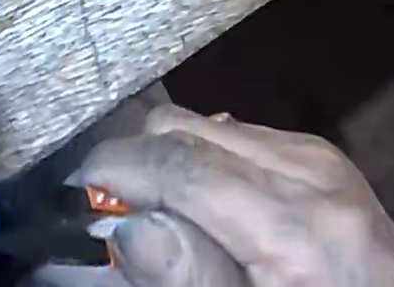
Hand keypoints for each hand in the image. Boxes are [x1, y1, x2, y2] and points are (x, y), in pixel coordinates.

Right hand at [46, 105, 393, 286]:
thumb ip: (196, 280)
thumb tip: (128, 226)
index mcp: (301, 225)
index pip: (185, 166)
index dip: (120, 169)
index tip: (74, 185)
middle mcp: (311, 168)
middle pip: (192, 128)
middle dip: (137, 157)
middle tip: (102, 206)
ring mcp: (318, 154)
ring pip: (209, 122)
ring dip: (167, 156)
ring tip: (145, 204)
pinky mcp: (319, 154)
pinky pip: (238, 134)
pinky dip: (202, 157)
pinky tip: (196, 198)